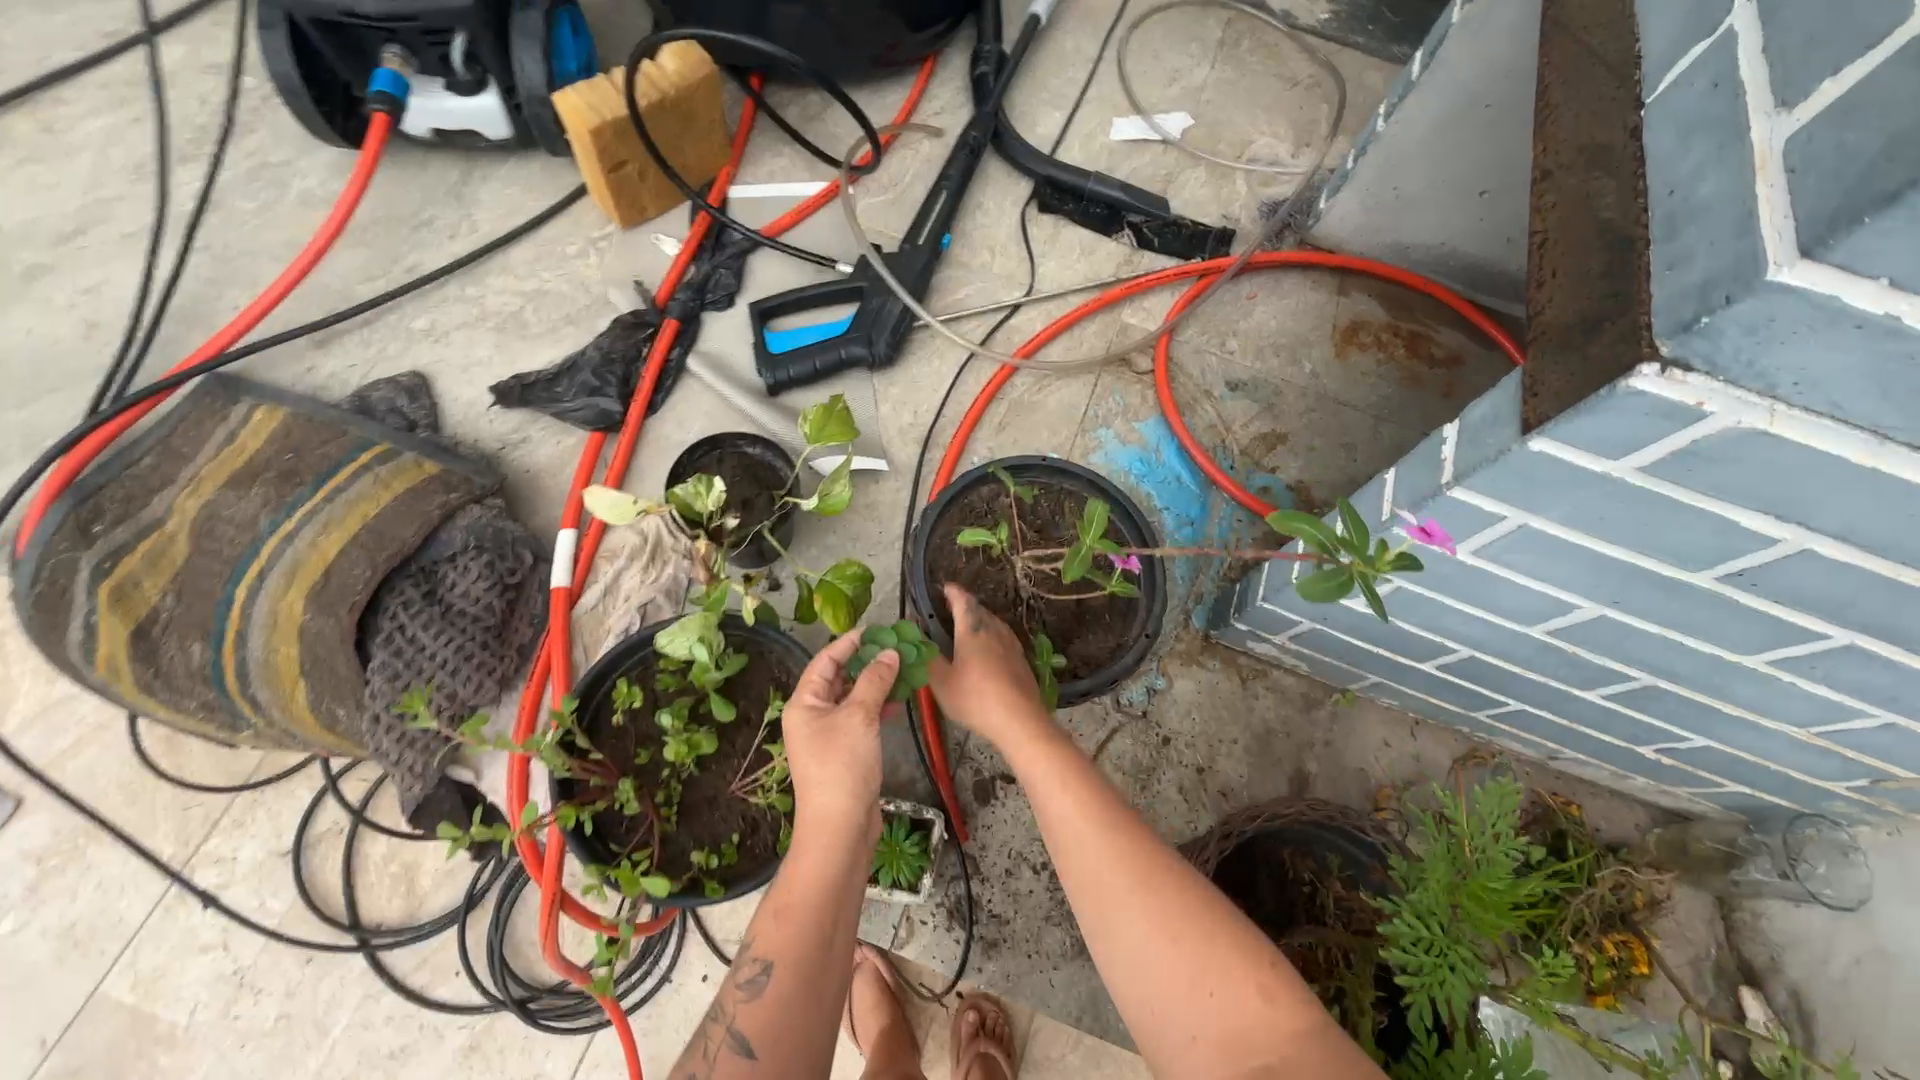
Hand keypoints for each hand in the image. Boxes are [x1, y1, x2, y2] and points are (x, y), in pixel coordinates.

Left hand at [783, 630, 898, 844]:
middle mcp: (811, 717)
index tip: (875, 629)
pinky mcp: (844, 753)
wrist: (840, 827)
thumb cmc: (842, 766)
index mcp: (804, 703)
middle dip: (867, 664)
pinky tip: (899, 704)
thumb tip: (889, 653)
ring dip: (876, 686)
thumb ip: (874, 681)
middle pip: (838, 679)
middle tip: (895, 648)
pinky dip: (878, 709)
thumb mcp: (859, 717)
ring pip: (852, 700)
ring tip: (903, 672)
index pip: (825, 661)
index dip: (849, 643)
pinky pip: (860, 720)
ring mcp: (827, 736)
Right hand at [926, 584, 1050, 749]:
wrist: (1020, 720)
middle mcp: (994, 630)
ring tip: (968, 629)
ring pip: (994, 623)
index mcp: (973, 630)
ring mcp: (1011, 644)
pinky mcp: (1021, 659)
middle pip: (980, 610)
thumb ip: (929, 659)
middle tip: (950, 610)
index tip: (945, 588)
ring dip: (980, 621)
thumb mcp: (942, 683)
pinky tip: (989, 650)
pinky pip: (1003, 638)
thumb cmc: (975, 699)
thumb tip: (920, 641)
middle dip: (965, 606)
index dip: (953, 592)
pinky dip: (991, 636)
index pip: (962, 601)